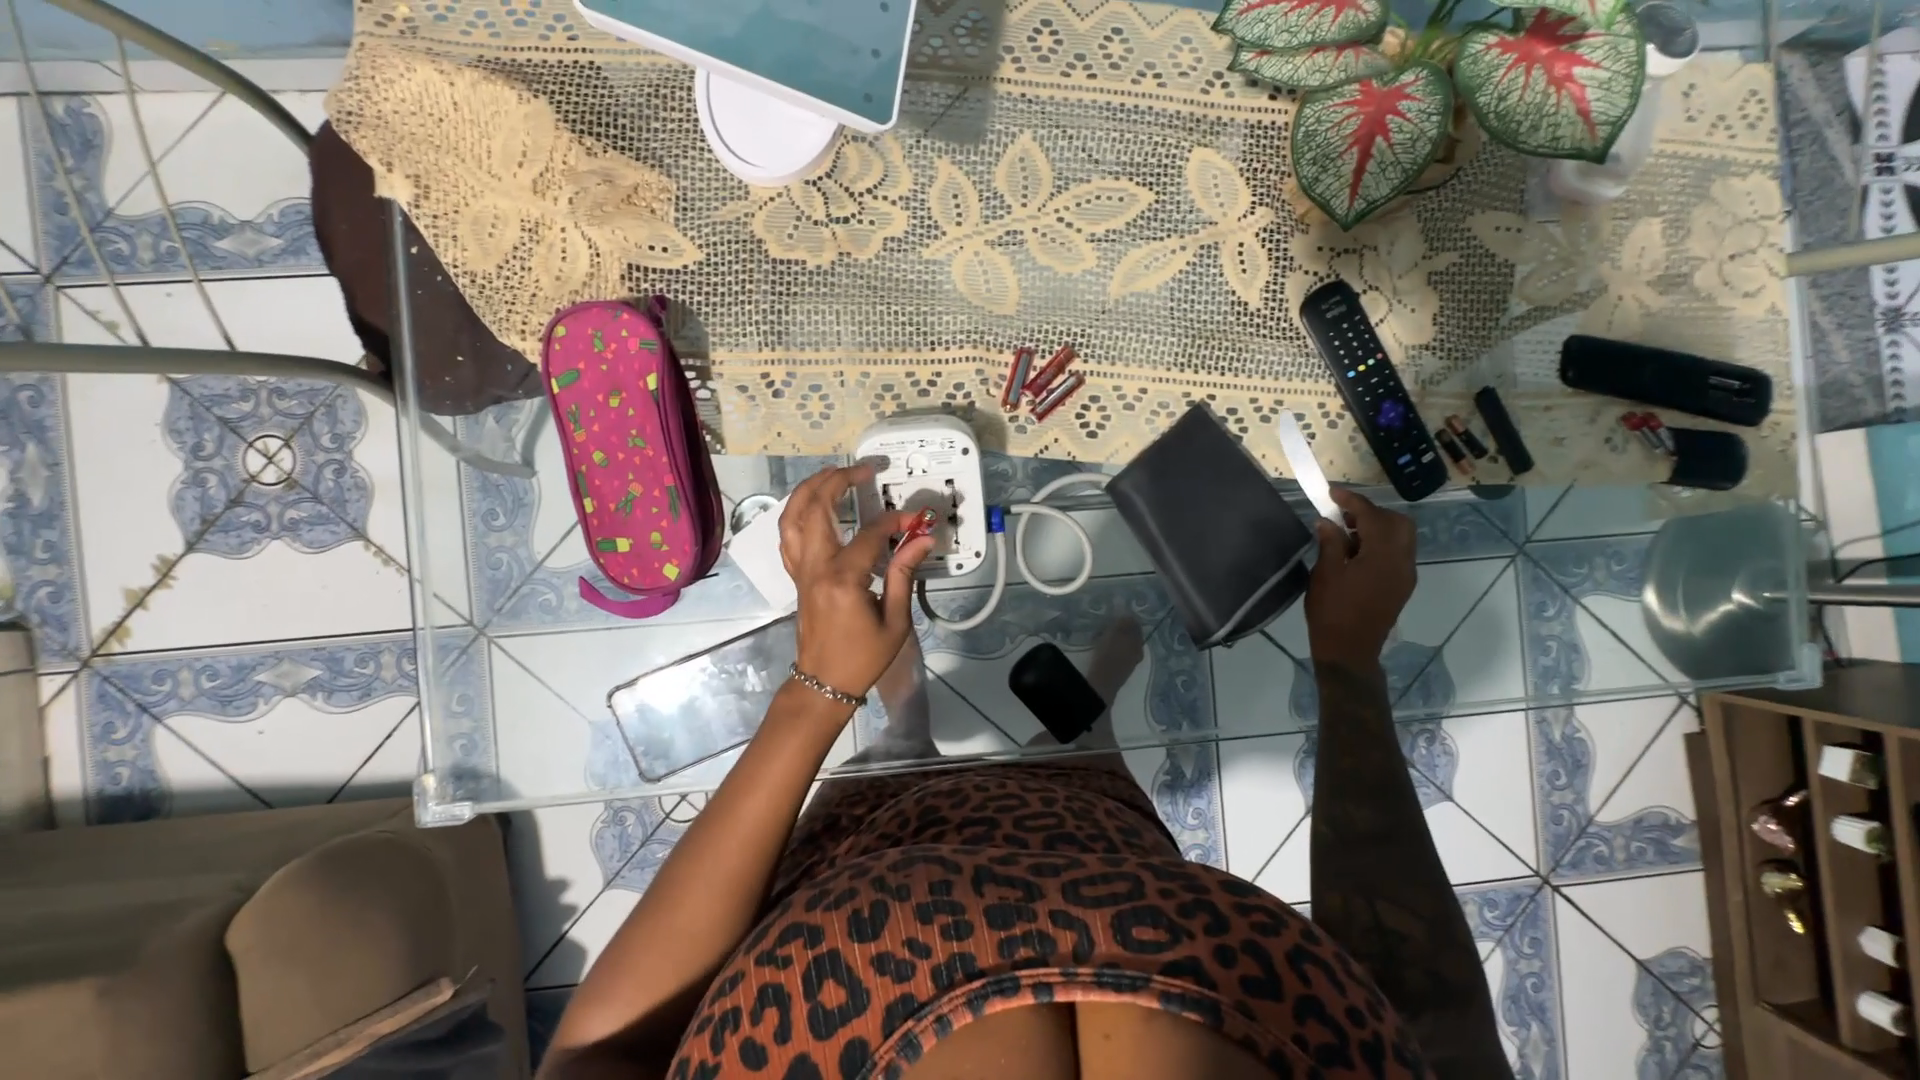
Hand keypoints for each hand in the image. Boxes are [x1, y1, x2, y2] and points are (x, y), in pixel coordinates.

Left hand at [779, 464, 934, 702]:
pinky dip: (797, 513)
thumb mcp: (895, 620)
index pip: (870, 534)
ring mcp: (801, 570)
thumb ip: (904, 574)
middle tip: (863, 470)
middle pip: (816, 508)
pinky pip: (788, 536)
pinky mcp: (796, 576)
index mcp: (842, 578)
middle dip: (837, 481)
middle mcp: (815, 567)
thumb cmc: (863, 657)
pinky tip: (814, 505)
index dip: (895, 522)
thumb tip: (922, 538)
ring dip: (810, 490)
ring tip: (833, 475)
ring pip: (792, 517)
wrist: (824, 683)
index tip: (915, 521)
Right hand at [1305, 488, 1416, 668]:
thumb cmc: (1331, 612)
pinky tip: (1356, 553)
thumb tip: (1328, 522)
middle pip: (1397, 522)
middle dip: (1371, 513)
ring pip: (1401, 537)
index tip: (1331, 493)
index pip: (1372, 516)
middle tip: (1343, 516)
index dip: (1352, 501)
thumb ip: (1330, 543)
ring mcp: (1405, 574)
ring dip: (1377, 528)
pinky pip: (1398, 553)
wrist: (1349, 650)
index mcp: (1382, 556)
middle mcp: (1402, 561)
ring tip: (1346, 534)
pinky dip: (1381, 543)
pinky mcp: (1402, 585)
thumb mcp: (1325, 574)